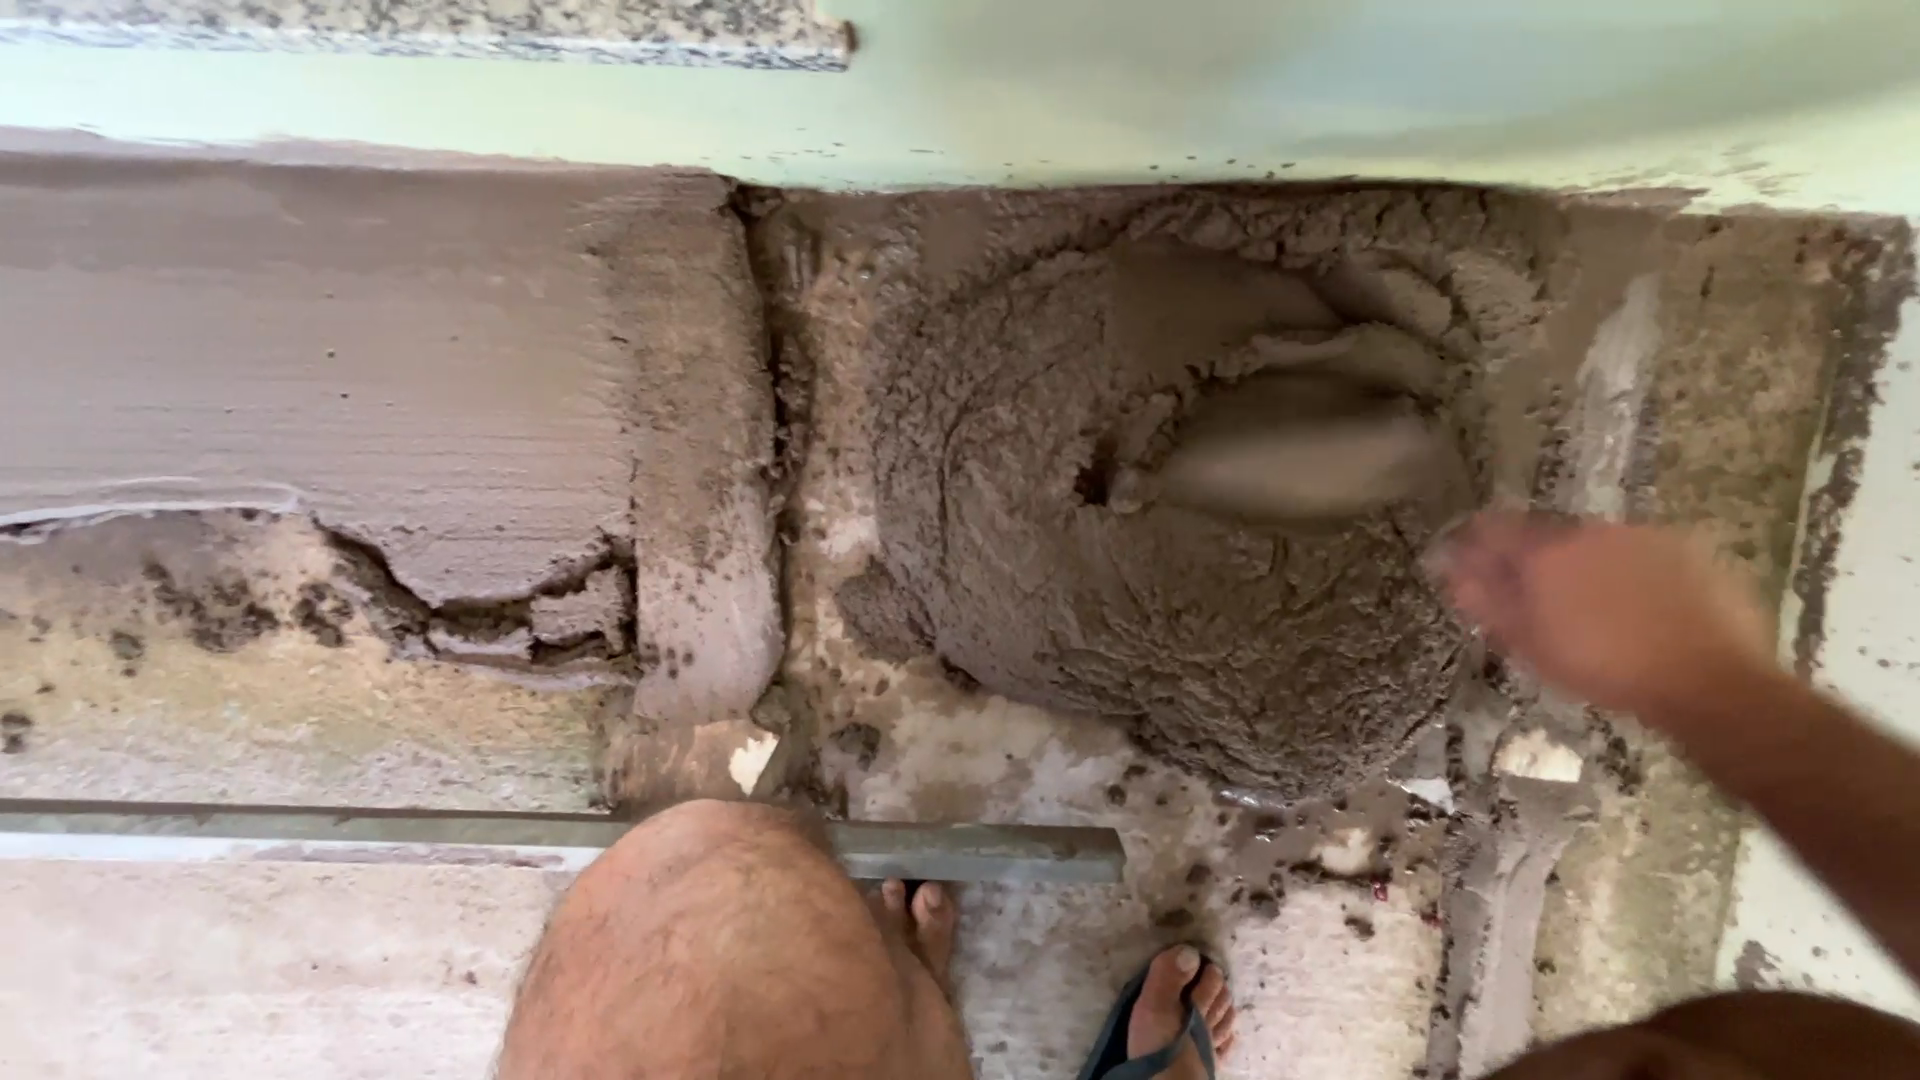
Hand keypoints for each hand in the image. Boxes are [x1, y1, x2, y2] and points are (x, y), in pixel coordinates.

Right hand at [1428, 511, 1774, 716]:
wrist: (1712, 682)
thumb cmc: (1604, 667)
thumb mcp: (1529, 643)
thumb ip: (1487, 602)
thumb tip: (1454, 573)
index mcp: (1544, 552)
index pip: (1491, 529)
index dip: (1473, 542)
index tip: (1464, 560)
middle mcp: (1590, 531)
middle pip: (1544, 534)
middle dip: (1531, 557)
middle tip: (1528, 592)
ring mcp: (1642, 538)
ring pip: (1593, 543)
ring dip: (1579, 563)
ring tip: (1584, 603)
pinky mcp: (1688, 551)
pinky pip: (1638, 553)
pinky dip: (1624, 571)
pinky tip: (1632, 605)